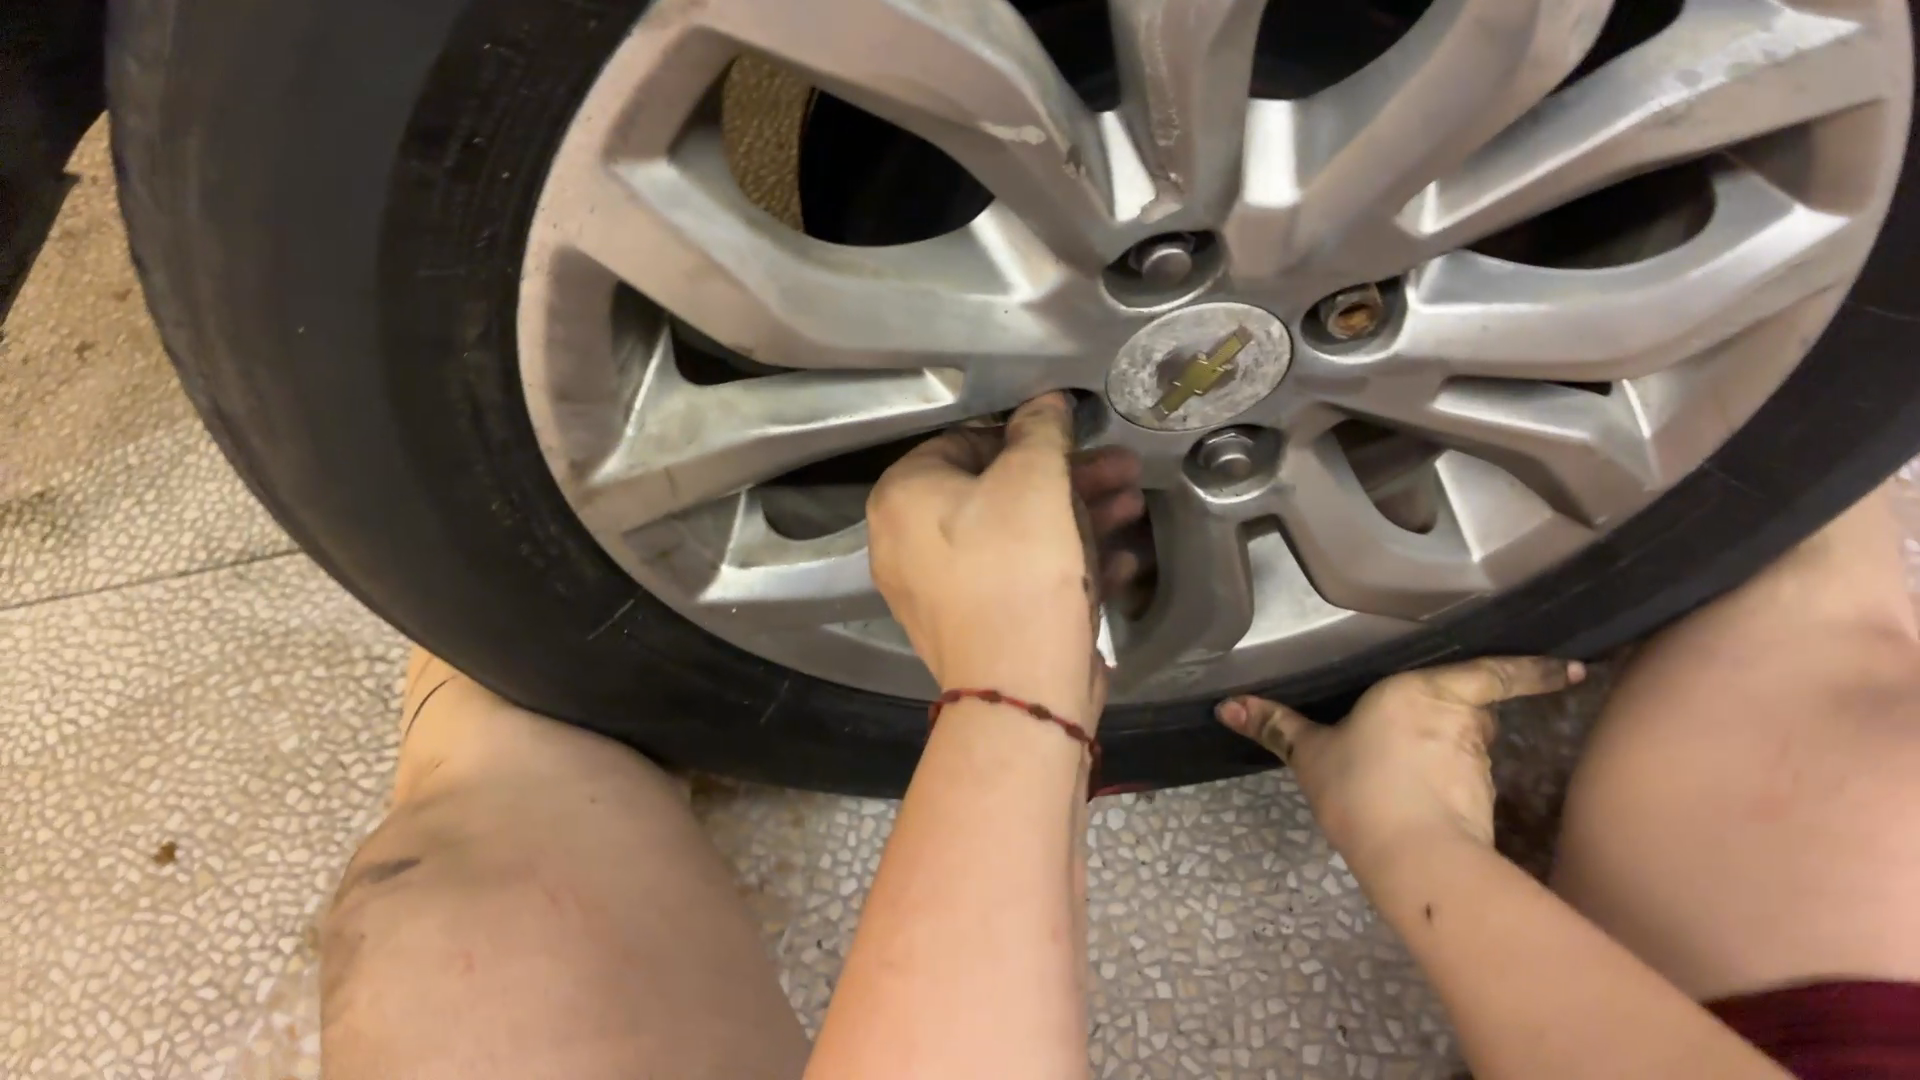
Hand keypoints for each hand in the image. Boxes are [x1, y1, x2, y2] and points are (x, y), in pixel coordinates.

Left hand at [867, 394, 1143, 728]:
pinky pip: (1018, 578)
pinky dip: (1064, 565)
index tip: (1075, 437)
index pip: (963, 442)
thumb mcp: (1034, 481)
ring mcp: (941, 589)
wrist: (1021, 687)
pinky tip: (1119, 560)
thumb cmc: (1018, 566)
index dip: (1026, 434)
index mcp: (903, 498)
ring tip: (1133, 507)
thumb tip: (1046, 403)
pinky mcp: (976, 623)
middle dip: (1069, 479)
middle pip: (999, 492)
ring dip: (1078, 518)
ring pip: (1016, 536)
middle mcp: (909, 542)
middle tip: (1121, 470)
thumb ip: (1041, 431)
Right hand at [1217, 658, 1584, 871]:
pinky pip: (1469, 775)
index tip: (1577, 669)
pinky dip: (1455, 779)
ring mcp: (1476, 759)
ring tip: (1424, 759)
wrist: (1412, 854)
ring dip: (1458, 746)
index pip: (1493, 671)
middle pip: (1476, 705)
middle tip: (1439, 714)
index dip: (1536, 669)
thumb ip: (1274, 725)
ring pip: (1475, 742)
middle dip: (1465, 709)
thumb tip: (1225, 706)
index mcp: (1419, 689)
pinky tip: (1428, 792)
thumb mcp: (1308, 754)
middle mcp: (1457, 716)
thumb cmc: (1358, 786)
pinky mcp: (1483, 797)